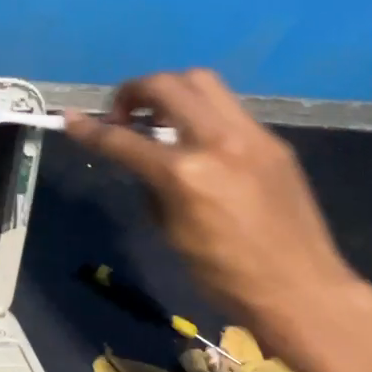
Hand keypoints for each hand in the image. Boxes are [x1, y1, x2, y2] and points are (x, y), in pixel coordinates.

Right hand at [63, 69, 371, 371]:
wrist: (302, 289)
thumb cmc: (224, 275)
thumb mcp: (170, 230)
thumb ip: (150, 184)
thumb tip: (139, 159)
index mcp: (186, 174)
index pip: (124, 139)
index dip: (90, 129)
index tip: (69, 119)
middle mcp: (219, 142)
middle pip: (166, 85)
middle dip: (133, 92)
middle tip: (123, 117)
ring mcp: (252, 136)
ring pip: (202, 82)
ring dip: (170, 91)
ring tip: (159, 120)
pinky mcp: (273, 142)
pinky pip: (227, 109)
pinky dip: (201, 112)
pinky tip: (196, 142)